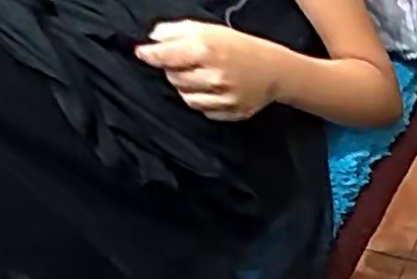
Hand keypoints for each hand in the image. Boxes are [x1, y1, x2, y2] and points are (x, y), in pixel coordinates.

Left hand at [135, 21, 289, 120]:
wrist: (273, 70)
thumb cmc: (236, 47)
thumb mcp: (204, 29)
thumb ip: (174, 32)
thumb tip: (154, 41)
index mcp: (204, 51)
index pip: (165, 57)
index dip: (149, 55)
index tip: (143, 54)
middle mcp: (215, 77)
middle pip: (175, 80)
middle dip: (172, 72)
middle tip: (180, 67)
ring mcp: (227, 98)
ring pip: (190, 99)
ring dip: (186, 90)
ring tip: (193, 81)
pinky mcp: (237, 112)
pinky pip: (209, 113)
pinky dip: (204, 104)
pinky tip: (208, 94)